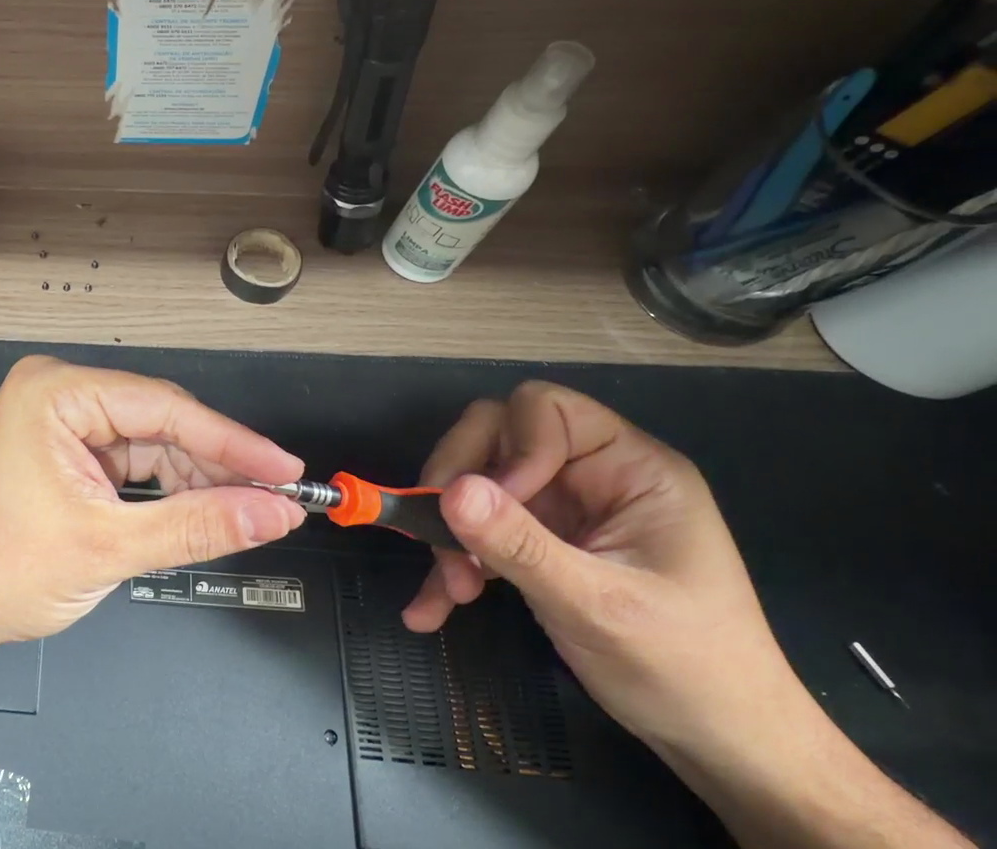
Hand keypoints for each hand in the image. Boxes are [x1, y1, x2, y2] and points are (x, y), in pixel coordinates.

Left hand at [0, 356, 305, 656]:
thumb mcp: (108, 547)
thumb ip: (197, 526)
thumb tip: (265, 511)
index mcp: (51, 395)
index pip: (164, 406)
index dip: (232, 441)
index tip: (281, 469)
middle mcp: (55, 397)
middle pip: (161, 421)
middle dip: (217, 464)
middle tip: (272, 497)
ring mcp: (61, 424)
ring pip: (152, 443)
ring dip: (196, 480)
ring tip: (243, 512)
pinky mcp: (67, 452)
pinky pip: (133, 461)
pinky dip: (168, 489)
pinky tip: (201, 510)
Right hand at [400, 381, 806, 755]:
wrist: (720, 744)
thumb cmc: (686, 669)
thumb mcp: (598, 605)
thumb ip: (522, 545)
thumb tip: (448, 491)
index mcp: (632, 469)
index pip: (545, 410)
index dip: (507, 448)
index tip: (489, 509)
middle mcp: (594, 477)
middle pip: (497, 439)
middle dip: (461, 492)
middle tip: (447, 549)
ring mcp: (566, 512)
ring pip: (477, 487)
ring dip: (451, 535)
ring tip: (451, 592)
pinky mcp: (542, 547)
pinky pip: (481, 535)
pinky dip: (453, 567)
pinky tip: (433, 609)